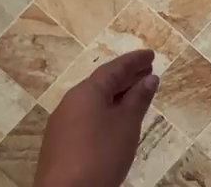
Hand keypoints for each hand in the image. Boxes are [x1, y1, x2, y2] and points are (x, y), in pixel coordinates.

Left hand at [35, 49, 159, 186]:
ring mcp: (61, 125)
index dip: (134, 60)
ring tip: (137, 94)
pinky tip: (116, 119)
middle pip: (102, 83)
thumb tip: (149, 79)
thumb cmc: (101, 155)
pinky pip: (86, 116)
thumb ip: (139, 98)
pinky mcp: (58, 145)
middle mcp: (70, 103)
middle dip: (126, 76)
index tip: (152, 55)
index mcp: (86, 92)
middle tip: (148, 71)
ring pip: (93, 101)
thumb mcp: (127, 124)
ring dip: (116, 94)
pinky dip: (104, 110)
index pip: (114, 68)